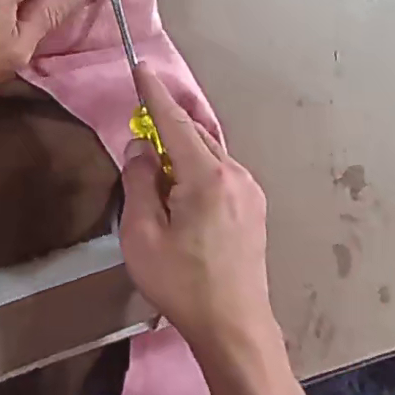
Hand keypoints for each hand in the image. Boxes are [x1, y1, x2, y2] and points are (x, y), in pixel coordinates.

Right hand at [119, 64, 277, 352]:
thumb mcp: (142, 235)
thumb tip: (141, 149)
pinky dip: (197, 171)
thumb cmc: (182, 283)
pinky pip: (221, 173)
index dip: (154, 93)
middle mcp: (236, 174)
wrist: (235, 328)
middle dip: (166, 127)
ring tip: (159, 177)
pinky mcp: (255, 209)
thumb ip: (139, 183)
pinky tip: (183, 196)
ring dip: (182, 154)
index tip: (141, 66)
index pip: (175, 122)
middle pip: (195, 135)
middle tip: (139, 136)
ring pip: (209, 155)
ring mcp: (251, 192)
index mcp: (208, 177)